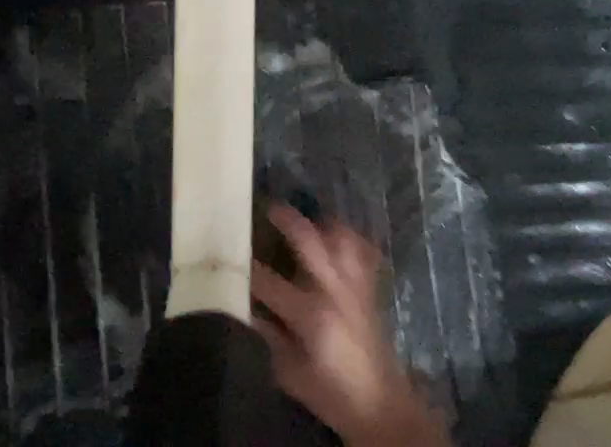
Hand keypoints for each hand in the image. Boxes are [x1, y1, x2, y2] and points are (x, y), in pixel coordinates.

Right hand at [251, 204, 448, 446]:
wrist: (379, 403)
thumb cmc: (330, 391)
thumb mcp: (289, 372)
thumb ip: (268, 337)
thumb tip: (247, 310)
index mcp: (310, 314)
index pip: (268, 282)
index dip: (247, 267)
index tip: (231, 254)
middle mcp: (335, 291)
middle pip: (310, 241)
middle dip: (287, 220)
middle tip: (270, 207)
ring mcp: (356, 286)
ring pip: (342, 237)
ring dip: (323, 224)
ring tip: (308, 218)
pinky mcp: (370, 289)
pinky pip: (363, 251)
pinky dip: (351, 239)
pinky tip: (338, 236)